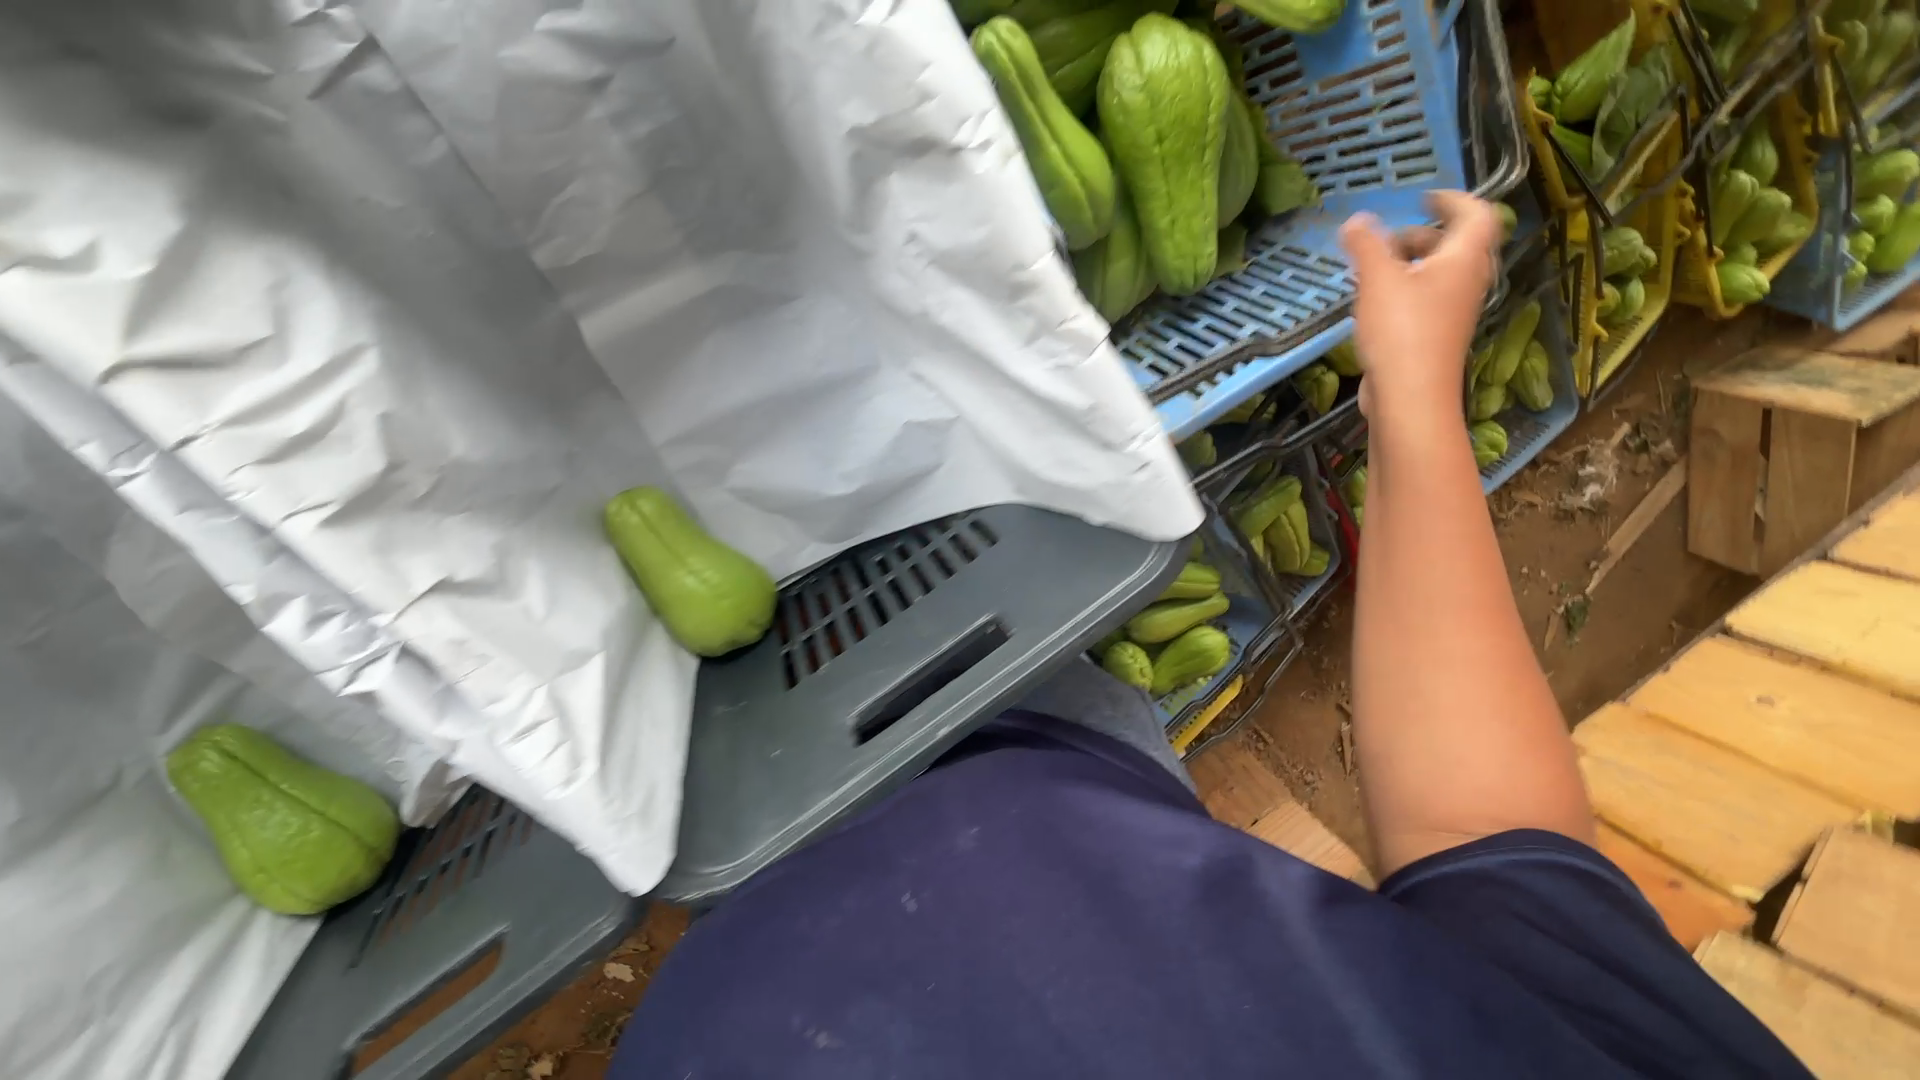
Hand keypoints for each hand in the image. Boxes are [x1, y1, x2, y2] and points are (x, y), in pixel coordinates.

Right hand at [1338, 192, 1502, 424]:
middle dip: (1425, 235)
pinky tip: (1375, 304)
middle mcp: (1467, 283)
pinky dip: (1406, 291)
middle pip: (1457, 247)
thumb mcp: (1376, 280)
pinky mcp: (1436, 338)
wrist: (1410, 395)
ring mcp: (1454, 313)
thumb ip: (1365, 246)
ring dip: (1413, 265)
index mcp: (1463, 260)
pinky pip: (1428, 301)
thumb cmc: (1401, 330)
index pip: (1477, 214)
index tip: (1425, 198)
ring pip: (1441, 276)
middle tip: (1391, 238)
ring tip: (1376, 270)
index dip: (1454, 200)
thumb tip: (1357, 220)